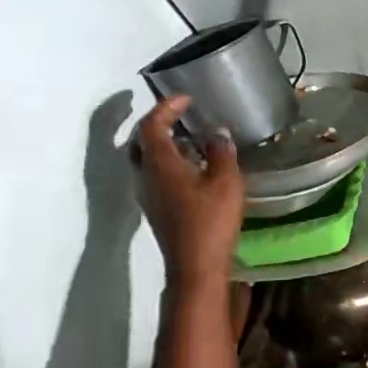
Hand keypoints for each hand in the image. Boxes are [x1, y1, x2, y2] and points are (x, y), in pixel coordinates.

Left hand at [132, 95, 243, 283]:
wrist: (195, 269)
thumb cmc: (209, 221)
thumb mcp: (225, 181)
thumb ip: (221, 151)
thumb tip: (216, 133)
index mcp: (158, 163)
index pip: (151, 124)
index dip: (166, 106)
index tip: (186, 98)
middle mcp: (145, 175)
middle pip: (142, 139)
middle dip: (158, 122)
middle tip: (181, 114)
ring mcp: (147, 194)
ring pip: (147, 158)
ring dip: (165, 143)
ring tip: (191, 138)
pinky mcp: (155, 209)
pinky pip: (154, 174)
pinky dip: (169, 161)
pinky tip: (193, 167)